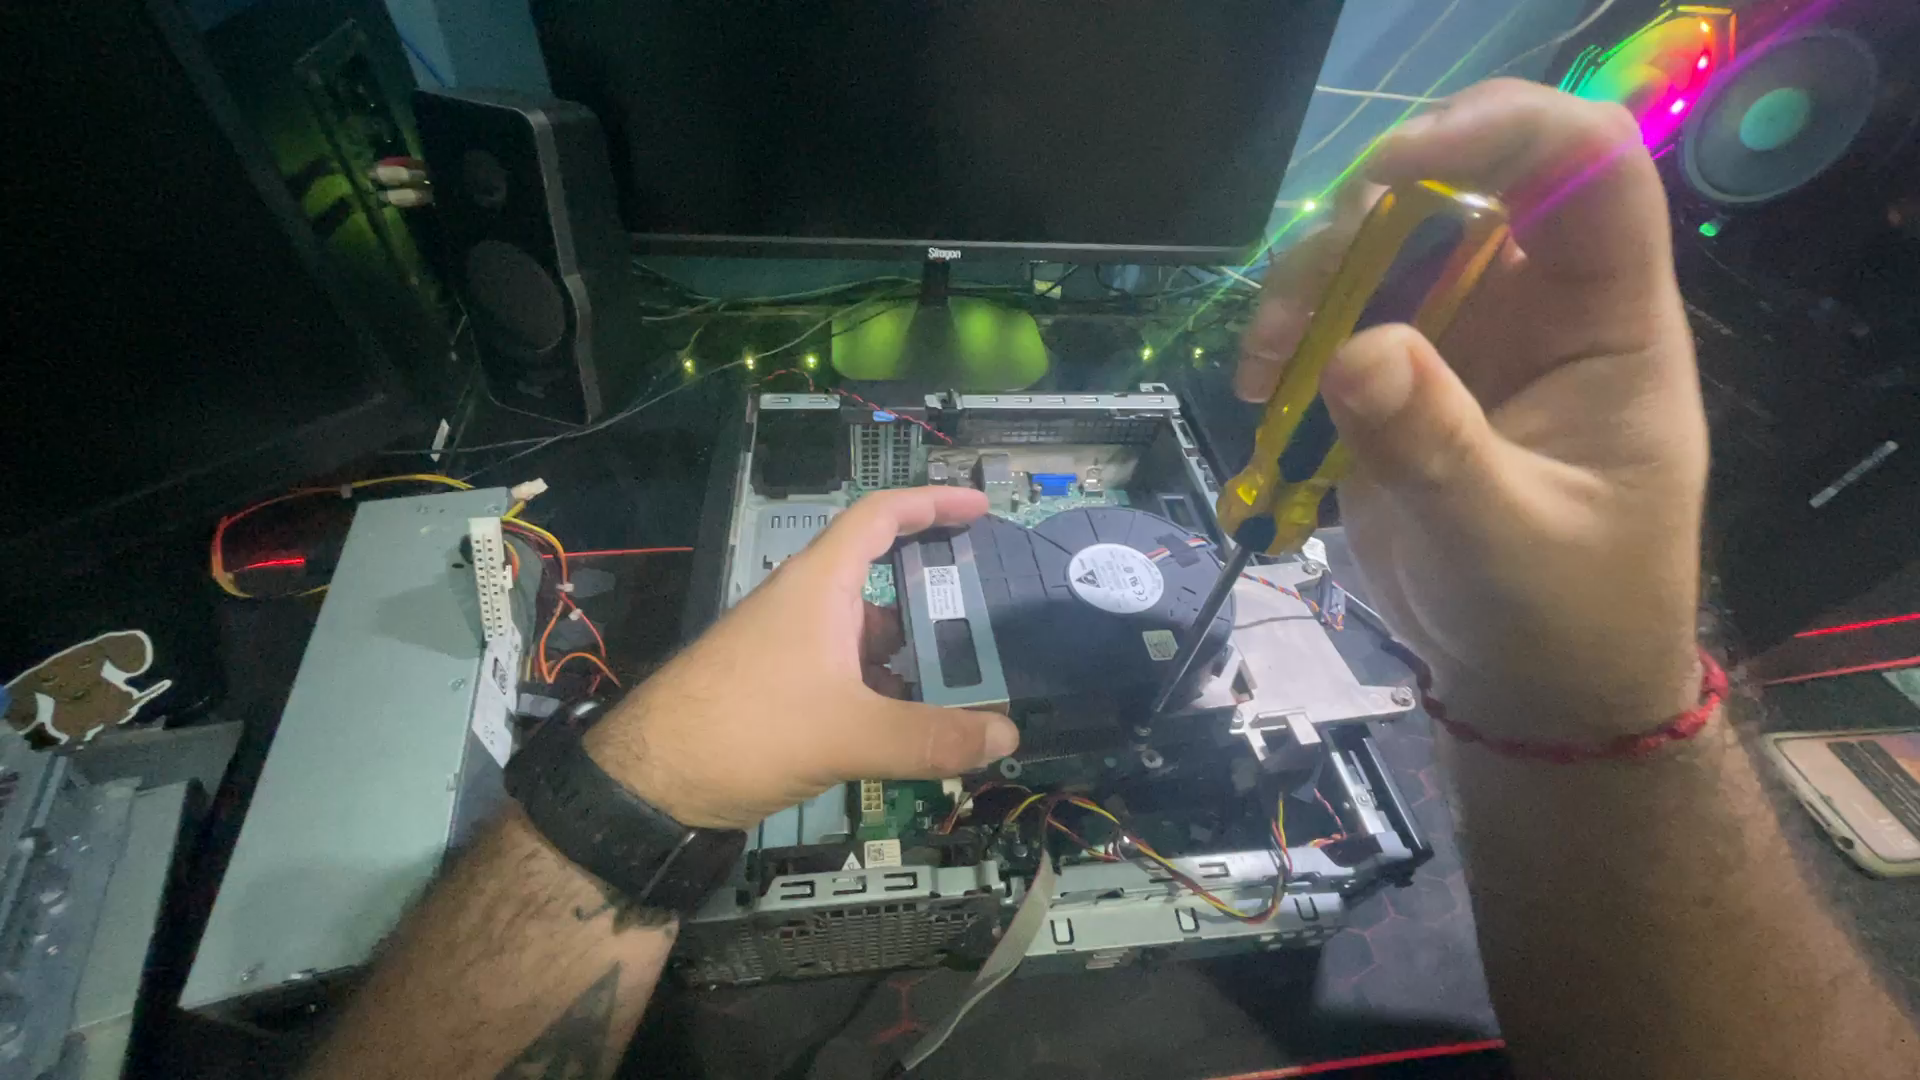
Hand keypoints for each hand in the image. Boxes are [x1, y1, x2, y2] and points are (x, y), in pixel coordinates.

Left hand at [584, 486, 1018, 828]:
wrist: (652, 781)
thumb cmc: (748, 728)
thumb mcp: (849, 733)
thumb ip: (931, 738)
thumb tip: (1008, 739)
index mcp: (821, 583)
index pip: (881, 515)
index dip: (932, 501)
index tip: (979, 507)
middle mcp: (808, 602)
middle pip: (882, 572)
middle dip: (936, 585)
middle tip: (989, 604)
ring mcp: (794, 644)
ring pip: (868, 629)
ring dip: (913, 644)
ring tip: (970, 670)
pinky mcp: (785, 683)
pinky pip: (850, 667)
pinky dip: (886, 681)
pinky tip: (915, 716)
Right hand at [1236, 79, 1706, 738]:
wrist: (1523, 676)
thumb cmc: (1556, 611)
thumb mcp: (1503, 537)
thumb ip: (1436, 447)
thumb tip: (1353, 353)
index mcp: (1600, 326)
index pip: (1581, 172)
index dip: (1496, 136)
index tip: (1386, 173)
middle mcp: (1523, 316)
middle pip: (1440, 209)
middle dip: (1352, 237)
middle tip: (1288, 319)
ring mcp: (1448, 352)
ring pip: (1366, 267)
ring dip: (1299, 300)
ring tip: (1260, 377)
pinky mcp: (1387, 395)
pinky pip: (1326, 336)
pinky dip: (1282, 355)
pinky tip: (1260, 399)